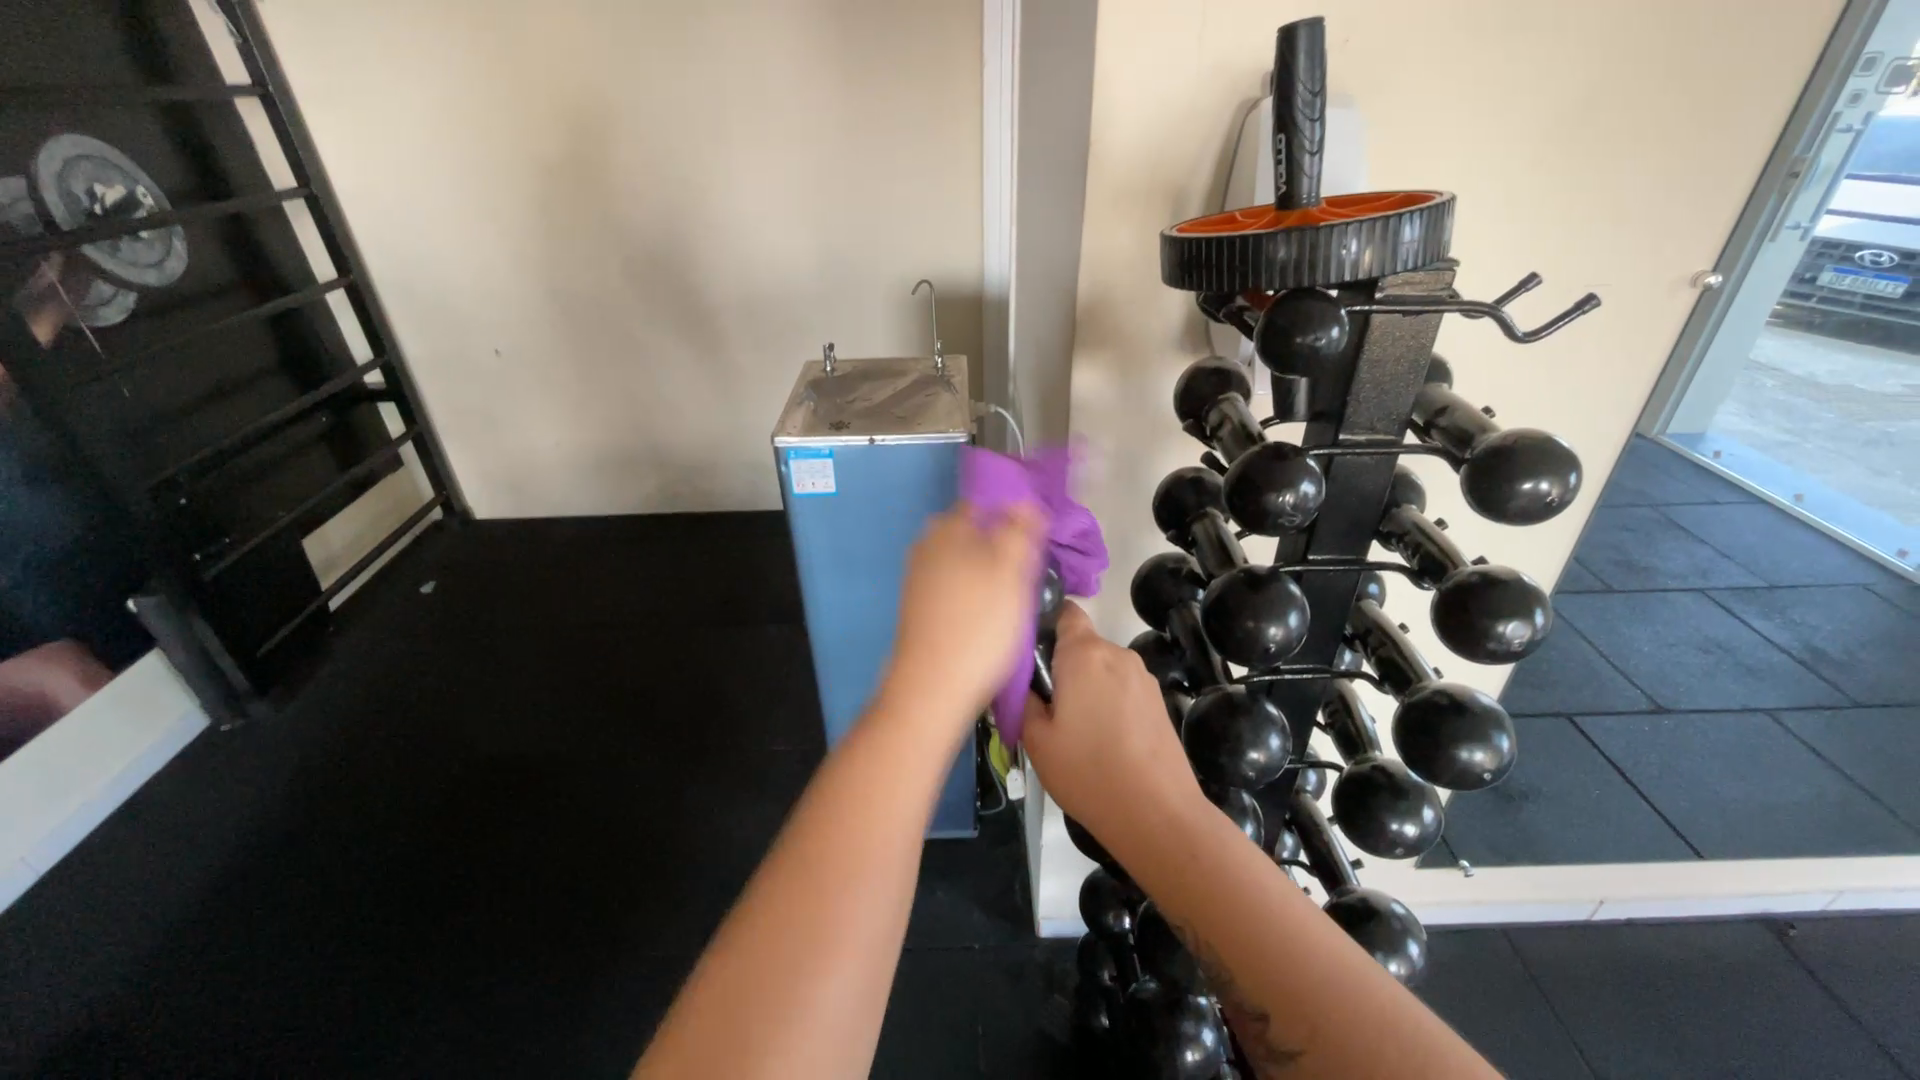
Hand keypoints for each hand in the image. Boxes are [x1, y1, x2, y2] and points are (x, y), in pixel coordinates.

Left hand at [879, 501, 1045, 738]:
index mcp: (948, 526)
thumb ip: (1020, 529)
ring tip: (1012, 600)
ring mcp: (919, 577)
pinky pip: (955, 588)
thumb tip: (1025, 502)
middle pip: (974, 534)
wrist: (933, 685)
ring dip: (988, 574)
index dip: (1014, 519)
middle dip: (1001, 548)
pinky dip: (973, 596)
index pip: (987, 505)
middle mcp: (927, 545)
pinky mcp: (919, 607)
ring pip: (965, 562)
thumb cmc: (979, 623)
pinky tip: (988, 618)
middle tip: (1027, 575)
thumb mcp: (1012, 569)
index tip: (1036, 545)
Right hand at [1021, 603, 1205, 844]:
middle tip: (1044, 709)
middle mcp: (1117, 654)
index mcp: (1085, 654)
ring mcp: (1143, 678)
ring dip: (1085, 689)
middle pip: (1081, 645)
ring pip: (1101, 670)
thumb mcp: (1036, 739)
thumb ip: (1022, 699)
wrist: (1157, 814)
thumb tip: (1023, 683)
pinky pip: (1121, 690)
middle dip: (1061, 668)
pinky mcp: (1158, 702)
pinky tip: (1101, 743)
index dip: (1044, 626)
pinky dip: (1107, 705)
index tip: (1029, 659)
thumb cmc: (1088, 772)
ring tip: (1074, 733)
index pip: (1064, 611)